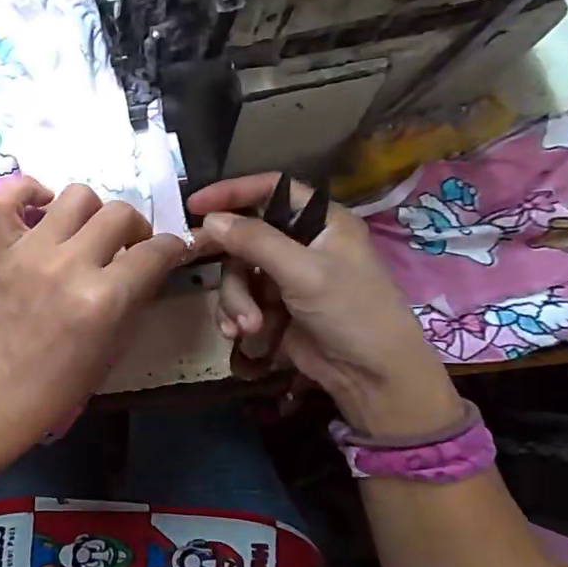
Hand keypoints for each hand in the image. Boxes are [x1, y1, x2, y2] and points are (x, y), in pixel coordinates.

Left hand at [0, 180, 187, 470]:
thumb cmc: (64, 381)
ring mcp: (31, 252)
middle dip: (136, 229)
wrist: (2, 393)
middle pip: (120, 213)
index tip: (171, 252)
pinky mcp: (1, 250)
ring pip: (76, 195)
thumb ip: (137, 297)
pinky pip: (9, 197)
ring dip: (93, 212)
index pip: (155, 251)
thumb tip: (153, 263)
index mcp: (104, 298)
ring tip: (88, 235)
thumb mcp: (117, 345)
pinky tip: (43, 210)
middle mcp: (69, 265)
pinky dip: (28, 193)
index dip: (172, 248)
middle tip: (128, 249)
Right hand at [188, 173, 462, 438]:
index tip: (196, 204)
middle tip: (195, 262)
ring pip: (239, 274)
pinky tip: (242, 335)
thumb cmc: (350, 311)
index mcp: (320, 221)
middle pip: (245, 238)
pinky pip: (241, 301)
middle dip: (232, 266)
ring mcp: (287, 277)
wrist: (371, 376)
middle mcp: (302, 243)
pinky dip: (237, 316)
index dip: (233, 192)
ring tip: (248, 327)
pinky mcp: (276, 308)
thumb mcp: (303, 272)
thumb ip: (255, 241)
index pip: (271, 190)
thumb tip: (211, 219)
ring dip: (236, 300)